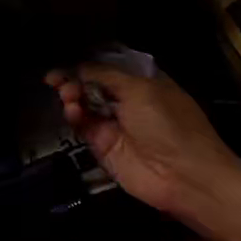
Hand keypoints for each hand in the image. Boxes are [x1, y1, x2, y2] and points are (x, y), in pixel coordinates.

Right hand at [45, 63, 240, 219]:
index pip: (108, 69)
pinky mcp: (102, 145)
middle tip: (58, 81)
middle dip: (74, 80)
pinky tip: (72, 112)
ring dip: (71, 97)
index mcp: (144, 84)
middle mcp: (127, 102)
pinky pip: (82, 126)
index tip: (65, 64)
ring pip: (83, 105)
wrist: (183, 176)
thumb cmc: (170, 125)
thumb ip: (106, 76)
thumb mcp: (141, 90)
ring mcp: (114, 124)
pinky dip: (74, 116)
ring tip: (67, 96)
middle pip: (91, 86)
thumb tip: (79, 68)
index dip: (86, 66)